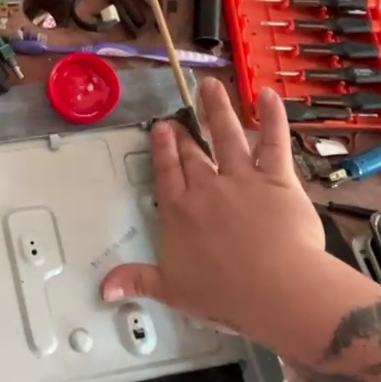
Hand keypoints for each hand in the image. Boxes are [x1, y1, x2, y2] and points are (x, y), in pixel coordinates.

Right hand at [101, 80, 327, 337]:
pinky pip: (273, 141)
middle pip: (193, 154)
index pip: (167, 173)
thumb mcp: (173, 290)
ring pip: (227, 136)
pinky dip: (272, 116)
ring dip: (217, 109)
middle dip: (185, 133)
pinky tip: (266, 94)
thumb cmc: (224, 294)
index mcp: (180, 212)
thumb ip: (138, 281)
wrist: (275, 288)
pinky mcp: (277, 179)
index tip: (161, 129)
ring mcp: (241, 179)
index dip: (163, 149)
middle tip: (179, 116)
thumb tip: (103, 289)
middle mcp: (207, 188)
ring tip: (210, 87)